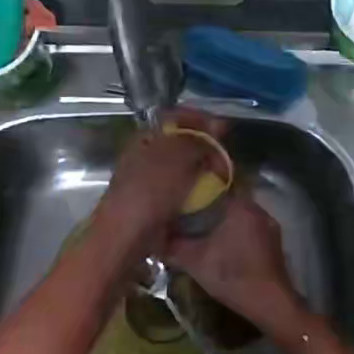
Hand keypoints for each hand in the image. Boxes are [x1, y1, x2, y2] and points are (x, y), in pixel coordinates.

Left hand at [94, 108, 228, 249]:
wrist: (128, 235)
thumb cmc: (150, 190)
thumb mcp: (177, 157)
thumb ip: (198, 139)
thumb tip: (216, 127)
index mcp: (146, 138)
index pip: (177, 119)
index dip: (201, 121)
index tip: (222, 131)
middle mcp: (146, 155)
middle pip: (182, 143)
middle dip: (206, 148)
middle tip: (225, 157)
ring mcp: (150, 181)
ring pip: (184, 168)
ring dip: (204, 171)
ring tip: (223, 177)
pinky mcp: (156, 203)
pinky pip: (182, 190)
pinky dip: (197, 190)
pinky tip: (211, 196)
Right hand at [165, 194, 305, 329]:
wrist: (269, 302)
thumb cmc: (231, 275)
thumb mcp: (195, 261)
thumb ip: (173, 246)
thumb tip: (155, 237)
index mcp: (240, 206)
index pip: (215, 188)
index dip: (197, 194)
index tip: (181, 202)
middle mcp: (258, 209)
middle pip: (229, 203)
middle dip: (210, 210)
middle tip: (188, 219)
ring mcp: (270, 226)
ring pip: (241, 217)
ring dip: (225, 224)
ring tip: (204, 233)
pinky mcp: (275, 243)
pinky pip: (251, 230)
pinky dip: (238, 235)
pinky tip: (225, 247)